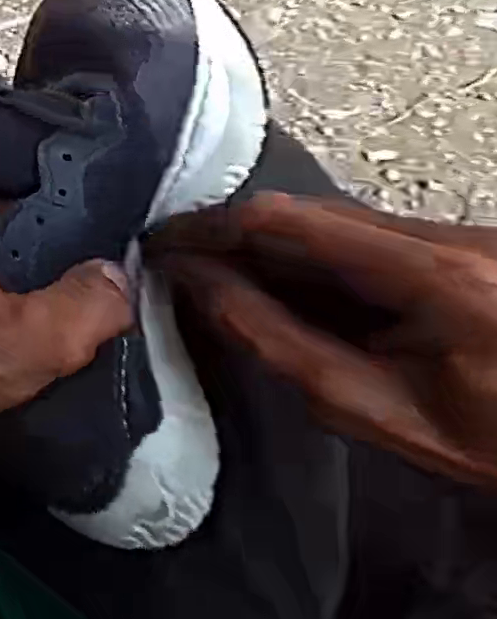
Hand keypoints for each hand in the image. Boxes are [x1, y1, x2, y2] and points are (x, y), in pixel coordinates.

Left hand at [0, 203, 134, 466]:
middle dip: (47, 270)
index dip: (70, 245)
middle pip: (13, 238)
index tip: (98, 275)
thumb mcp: (41, 338)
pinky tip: (18, 321)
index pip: (29, 214)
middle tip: (79, 303)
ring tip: (53, 315)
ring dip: (24, 289)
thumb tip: (116, 268)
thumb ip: (91, 300)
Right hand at [154, 192, 496, 489]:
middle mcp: (460, 236)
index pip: (280, 218)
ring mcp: (478, 236)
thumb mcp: (370, 407)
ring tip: (235, 284)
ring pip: (333, 219)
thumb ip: (267, 336)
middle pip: (305, 211)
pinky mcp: (482, 244)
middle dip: (231, 237)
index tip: (154, 245)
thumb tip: (187, 275)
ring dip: (271, 247)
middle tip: (182, 267)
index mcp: (439, 276)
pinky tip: (303, 291)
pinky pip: (368, 234)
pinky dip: (315, 256)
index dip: (203, 225)